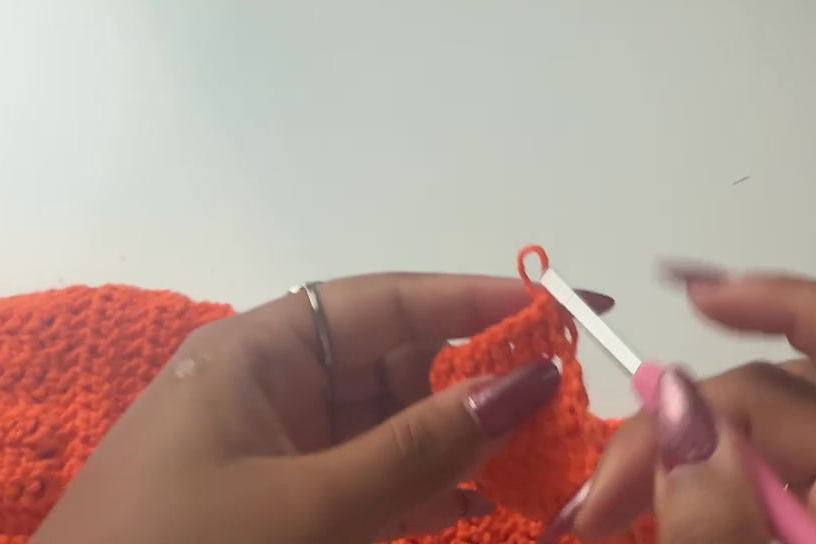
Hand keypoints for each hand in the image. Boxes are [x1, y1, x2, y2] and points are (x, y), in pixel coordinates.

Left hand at [32, 273, 611, 543]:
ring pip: (393, 419)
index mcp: (254, 355)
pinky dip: (425, 485)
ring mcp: (271, 450)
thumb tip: (540, 376)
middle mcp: (267, 386)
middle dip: (478, 378)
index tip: (561, 304)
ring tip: (533, 456)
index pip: (391, 300)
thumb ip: (431, 443)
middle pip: (399, 357)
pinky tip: (473, 503)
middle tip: (559, 399)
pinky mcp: (277, 507)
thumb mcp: (313, 516)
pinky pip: (372, 473)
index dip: (480, 298)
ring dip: (460, 438)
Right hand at [551, 269, 815, 543]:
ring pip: (765, 438)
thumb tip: (680, 400)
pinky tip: (650, 518)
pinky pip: (767, 484)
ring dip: (680, 460)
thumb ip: (718, 528)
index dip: (787, 298)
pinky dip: (704, 491)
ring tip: (600, 514)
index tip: (689, 292)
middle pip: (788, 397)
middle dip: (682, 421)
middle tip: (590, 502)